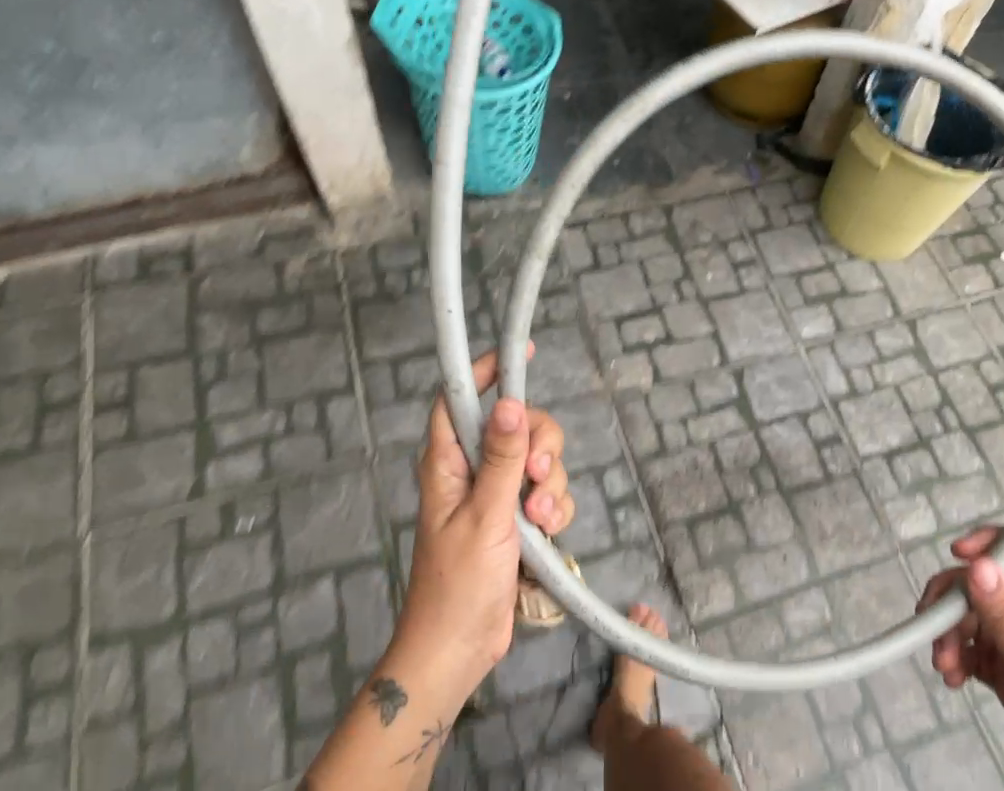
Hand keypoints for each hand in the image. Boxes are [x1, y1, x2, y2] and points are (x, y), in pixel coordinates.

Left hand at [388, 349, 577, 709]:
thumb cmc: (458, 583)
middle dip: (539, 446)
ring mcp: (498, 496)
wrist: (461, 647)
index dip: (485, 373)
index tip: (521, 354)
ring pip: (539, 461)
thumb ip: (502, 460)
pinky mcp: (518, 520)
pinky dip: (555, 507)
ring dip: (550, 484)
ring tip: (540, 519)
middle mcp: (473, 470)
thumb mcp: (484, 517)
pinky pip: (548, 494)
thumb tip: (509, 404)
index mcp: (448, 462)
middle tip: (538, 475)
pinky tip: (549, 532)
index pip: (459, 399)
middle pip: (517, 426)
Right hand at [918, 528, 1003, 790]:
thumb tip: (978, 565)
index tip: (955, 554)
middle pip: (986, 587)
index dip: (989, 545)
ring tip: (943, 666)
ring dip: (950, 635)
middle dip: (955, 602)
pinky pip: (972, 650)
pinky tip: (952, 679)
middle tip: (932, 623)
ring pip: (973, 618)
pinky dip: (956, 658)